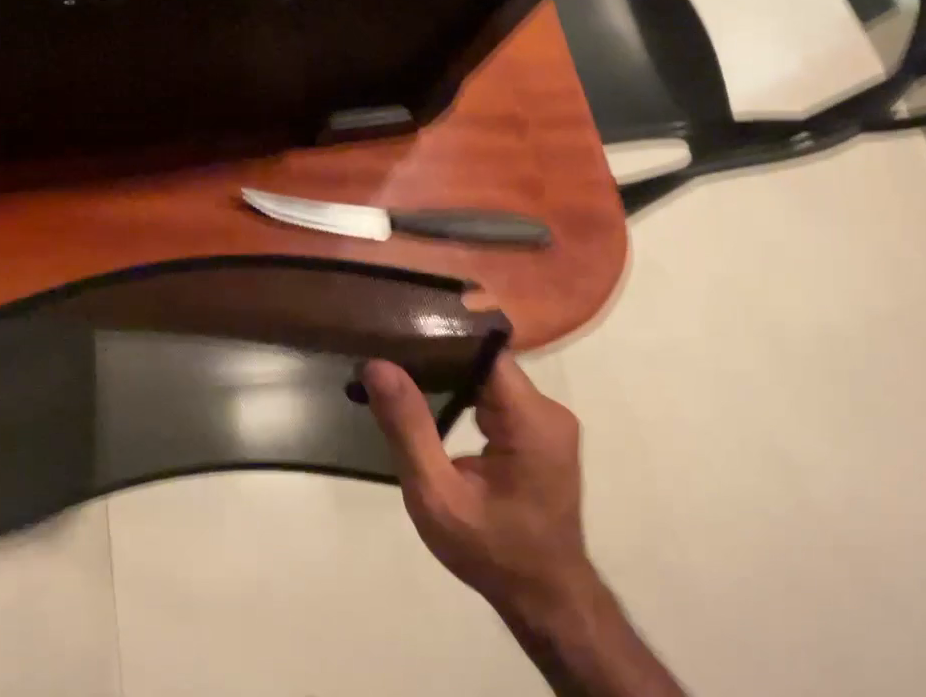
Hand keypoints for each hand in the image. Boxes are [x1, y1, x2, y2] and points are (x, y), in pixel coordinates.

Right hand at [361, 356, 596, 619]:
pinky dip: (457, 392)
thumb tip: (378, 366)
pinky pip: (492, 395)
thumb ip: (409, 429)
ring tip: (390, 366)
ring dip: (443, 373)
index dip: (438, 335)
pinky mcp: (537, 434)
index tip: (392, 326)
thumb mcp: (437, 495)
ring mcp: (545, 422)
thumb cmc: (491, 550)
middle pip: (484, 361)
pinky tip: (420, 395)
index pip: (484, 352)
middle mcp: (547, 412)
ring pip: (486, 376)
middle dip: (432, 353)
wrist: (544, 599)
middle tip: (379, 347)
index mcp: (532, 421)